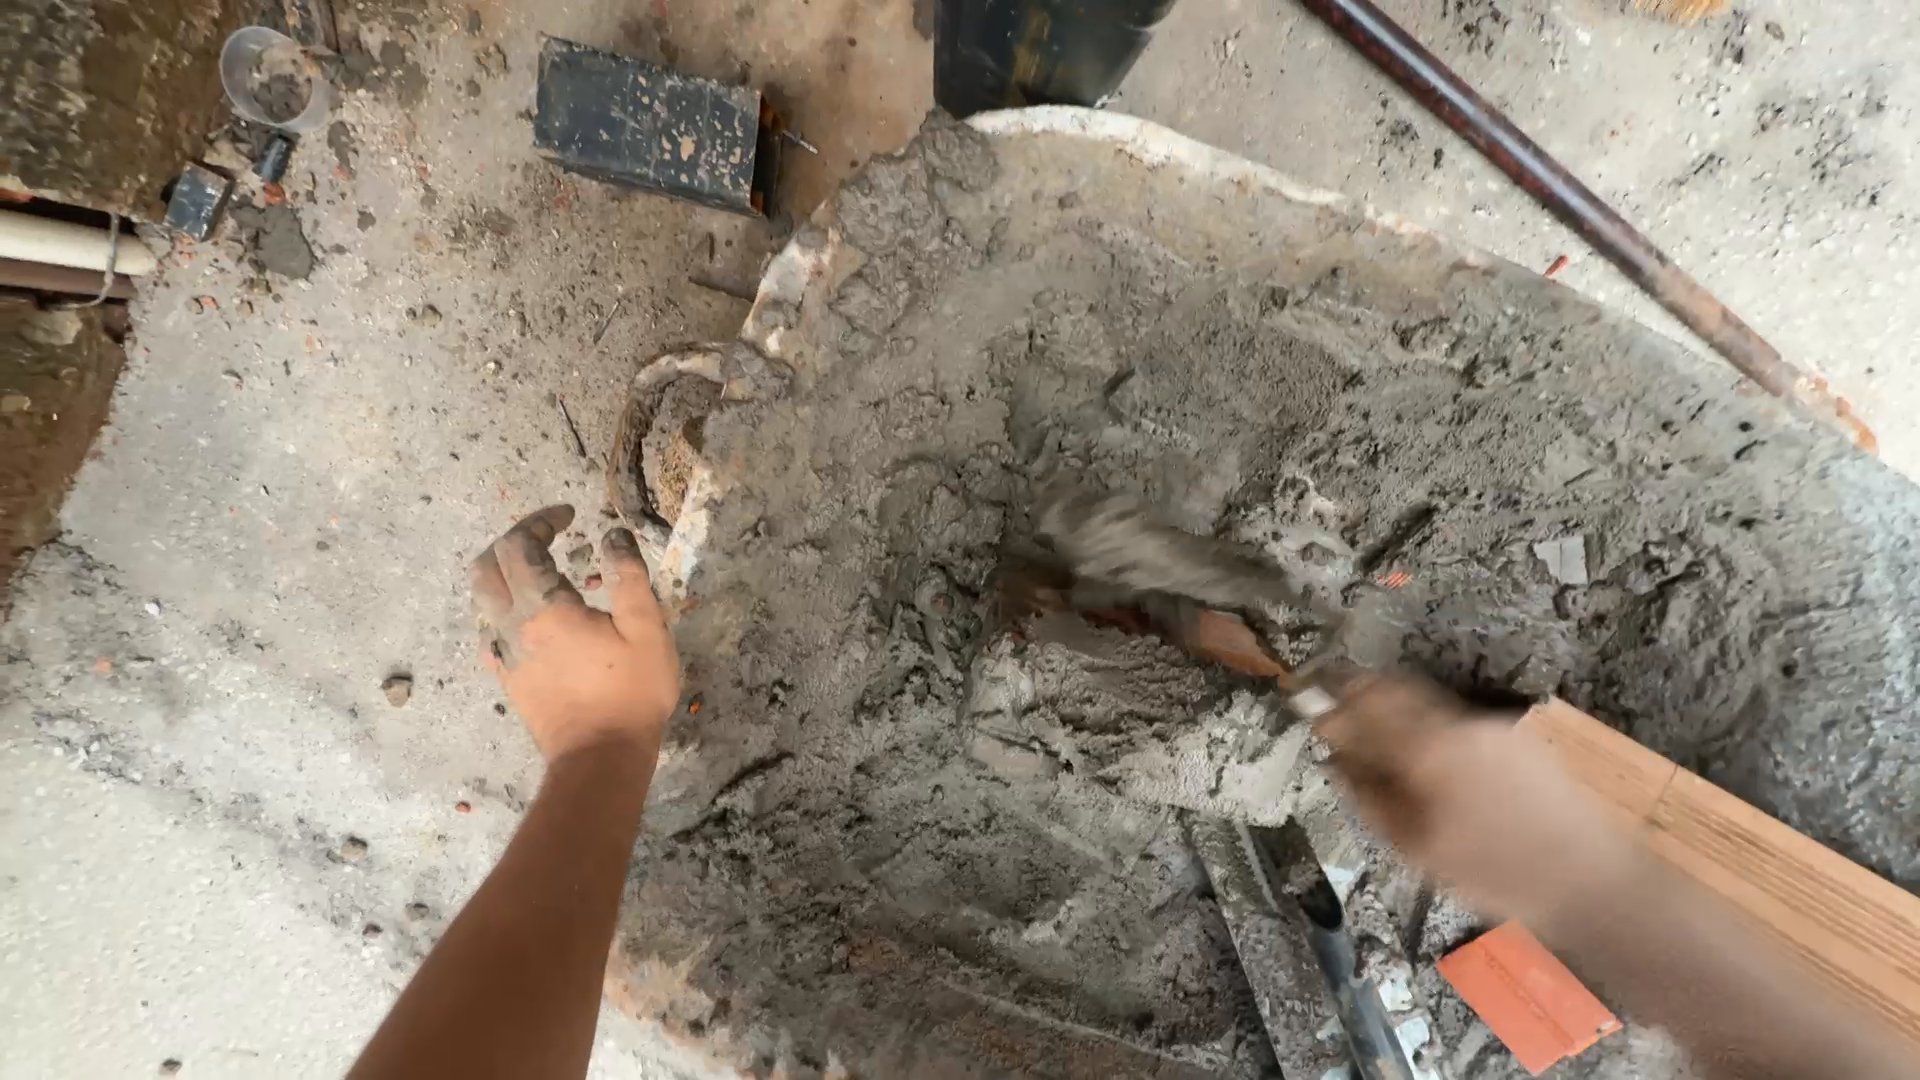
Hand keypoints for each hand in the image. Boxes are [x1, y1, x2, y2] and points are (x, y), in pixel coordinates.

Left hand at [469, 505, 680, 761]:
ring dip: (504, 569)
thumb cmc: (631, 691)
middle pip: (486, 566)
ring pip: (482, 597)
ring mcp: (502, 654)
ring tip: (541, 565)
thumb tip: (614, 535)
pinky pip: (488, 627)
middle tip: (551, 532)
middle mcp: (510, 626)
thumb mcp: (646, 627)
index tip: (571, 515)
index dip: (541, 521)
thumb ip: (629, 575)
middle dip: (514, 539)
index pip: (520, 546)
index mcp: (543, 609)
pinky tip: (529, 611)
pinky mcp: (507, 676)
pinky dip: (503, 603)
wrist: (601, 756)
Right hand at [1316, 675, 1636, 923]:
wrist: (1599, 885)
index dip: (1329, 700)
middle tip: (1336, 708)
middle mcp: (1456, 722)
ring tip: (1380, 741)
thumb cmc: (1495, 873)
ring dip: (1392, 710)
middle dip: (1357, 692)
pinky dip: (1426, 728)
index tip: (1310, 707)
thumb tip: (1336, 761)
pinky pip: (1453, 721)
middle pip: (1392, 687)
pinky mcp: (1517, 739)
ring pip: (1423, 703)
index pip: (1361, 701)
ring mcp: (1490, 727)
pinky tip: (1428, 762)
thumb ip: (1368, 797)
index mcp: (1425, 746)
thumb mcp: (1415, 847)